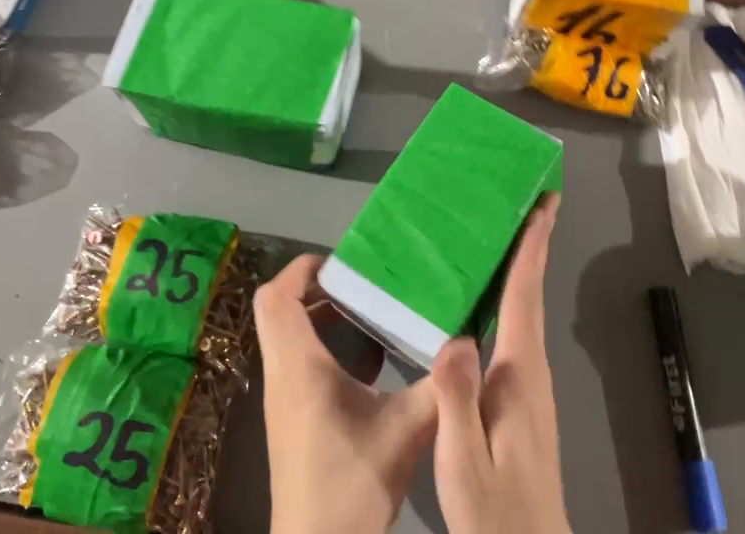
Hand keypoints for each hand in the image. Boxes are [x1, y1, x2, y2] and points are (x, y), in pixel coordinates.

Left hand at [256, 254, 437, 533]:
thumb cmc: (353, 479)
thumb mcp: (407, 426)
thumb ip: (439, 383)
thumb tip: (469, 345)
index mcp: (298, 366)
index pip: (275, 298)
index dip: (300, 271)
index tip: (343, 266)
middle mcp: (282, 377)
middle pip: (280, 313)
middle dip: (320, 292)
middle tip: (366, 287)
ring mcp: (283, 402)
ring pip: (290, 341)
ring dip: (324, 322)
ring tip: (373, 317)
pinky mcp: (292, 422)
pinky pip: (300, 367)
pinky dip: (328, 352)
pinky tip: (373, 367)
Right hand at [433, 197, 571, 533]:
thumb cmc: (494, 507)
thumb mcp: (463, 458)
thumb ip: (459, 396)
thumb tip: (457, 334)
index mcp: (519, 374)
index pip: (525, 297)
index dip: (532, 248)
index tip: (543, 204)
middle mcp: (530, 370)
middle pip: (531, 296)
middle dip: (533, 247)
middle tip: (530, 201)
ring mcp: (529, 386)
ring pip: (525, 313)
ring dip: (522, 270)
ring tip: (505, 235)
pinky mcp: (520, 400)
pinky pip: (515, 332)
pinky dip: (509, 301)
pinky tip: (486, 302)